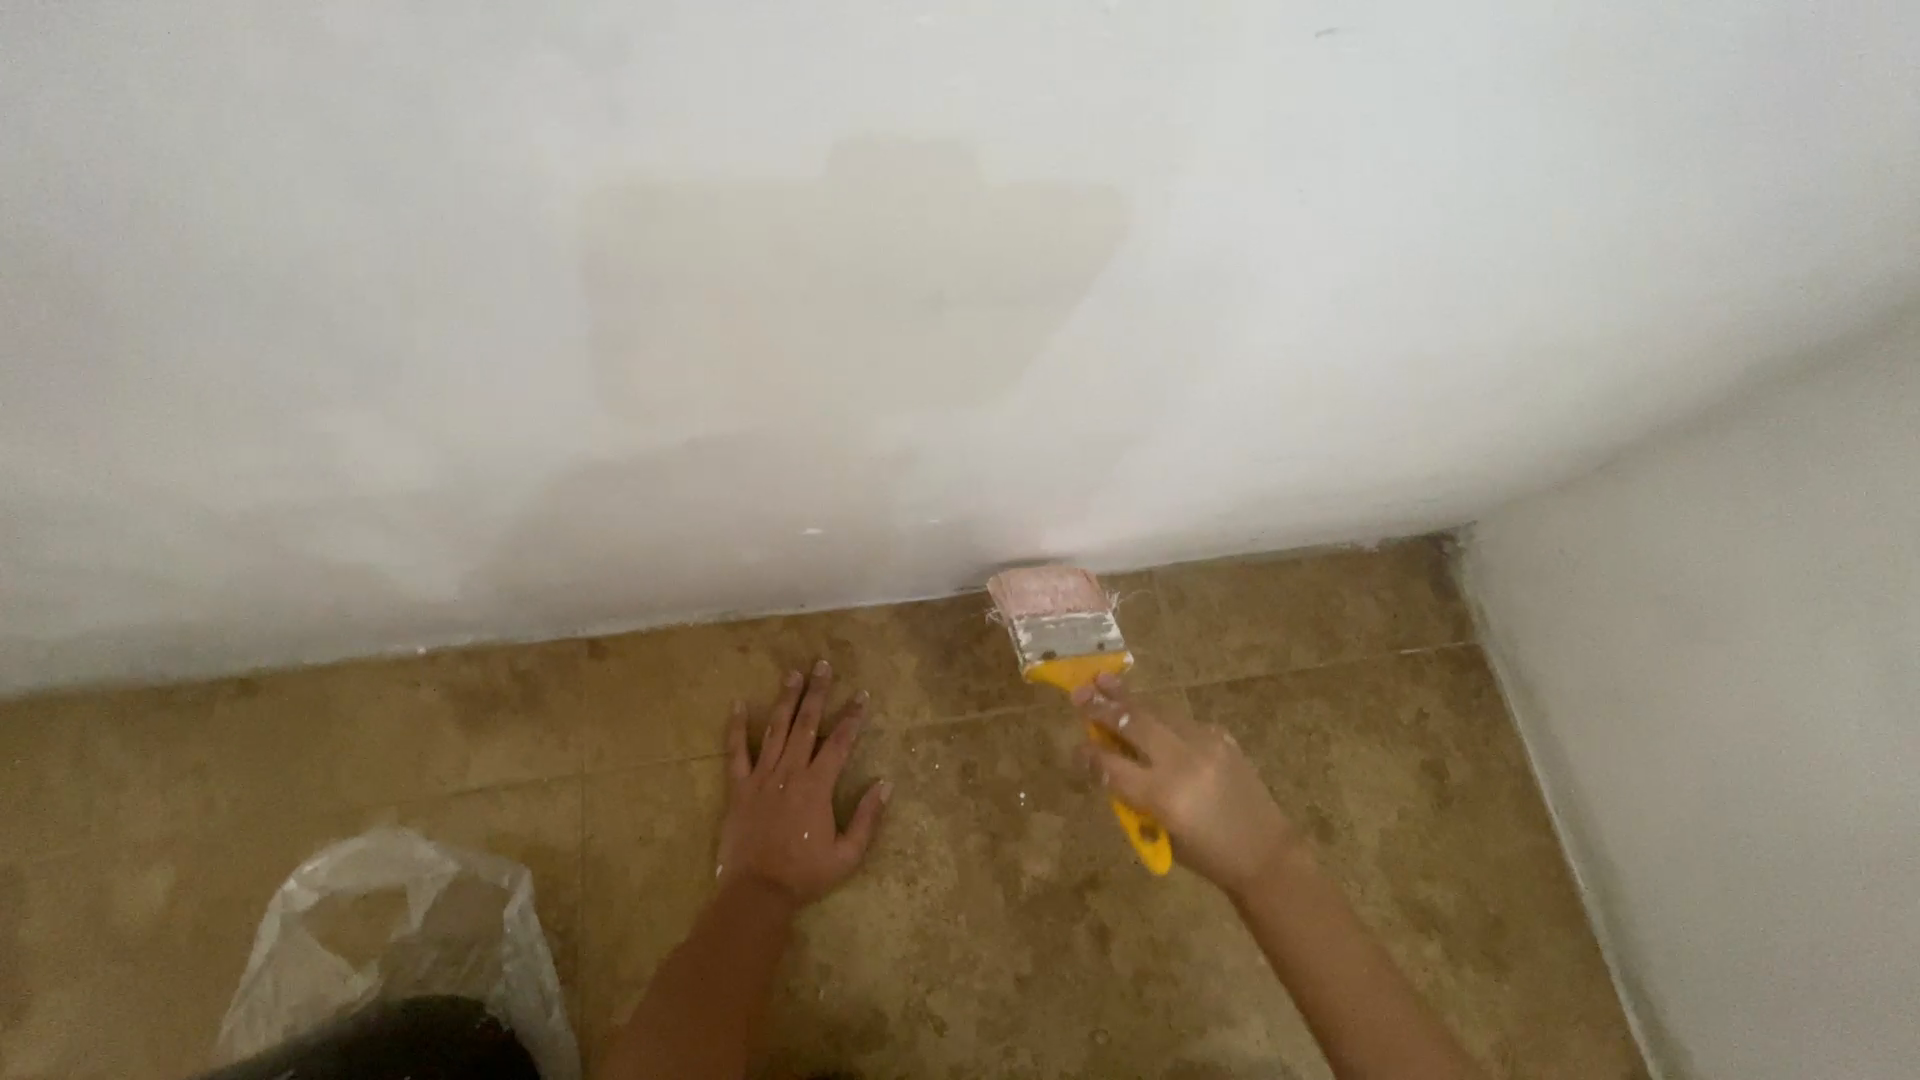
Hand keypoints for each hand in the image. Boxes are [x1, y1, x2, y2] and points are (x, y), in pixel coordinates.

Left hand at [717, 660, 890, 907]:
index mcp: (818, 786)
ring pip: (775, 729)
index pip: (840, 742)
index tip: (862, 695)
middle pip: (806, 724)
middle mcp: (790, 772)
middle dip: (817, 692)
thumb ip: (868, 818)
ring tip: (792, 673)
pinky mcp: (738, 788)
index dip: (852, 717)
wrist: (757, 892)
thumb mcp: (848, 854)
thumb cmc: (805, 874)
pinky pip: (735, 752)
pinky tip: (738, 704)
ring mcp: (761, 777)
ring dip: (785, 699)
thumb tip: (886, 784)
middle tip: (823, 665)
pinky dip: (736, 727)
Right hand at [1072, 674, 1302, 897]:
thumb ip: (1133, 794)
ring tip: (1104, 681)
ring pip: (1158, 711)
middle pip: (1133, 724)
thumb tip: (1107, 760)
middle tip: (1079, 693)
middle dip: (1102, 707)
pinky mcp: (1221, 737)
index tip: (1076, 747)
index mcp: (1163, 796)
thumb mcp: (1161, 833)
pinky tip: (1148, 712)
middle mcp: (1182, 762)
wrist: (1266, 853)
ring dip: (1129, 698)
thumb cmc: (1207, 856)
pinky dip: (1161, 716)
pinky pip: (1182, 720)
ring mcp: (1205, 744)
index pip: (1112, 765)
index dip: (1089, 755)